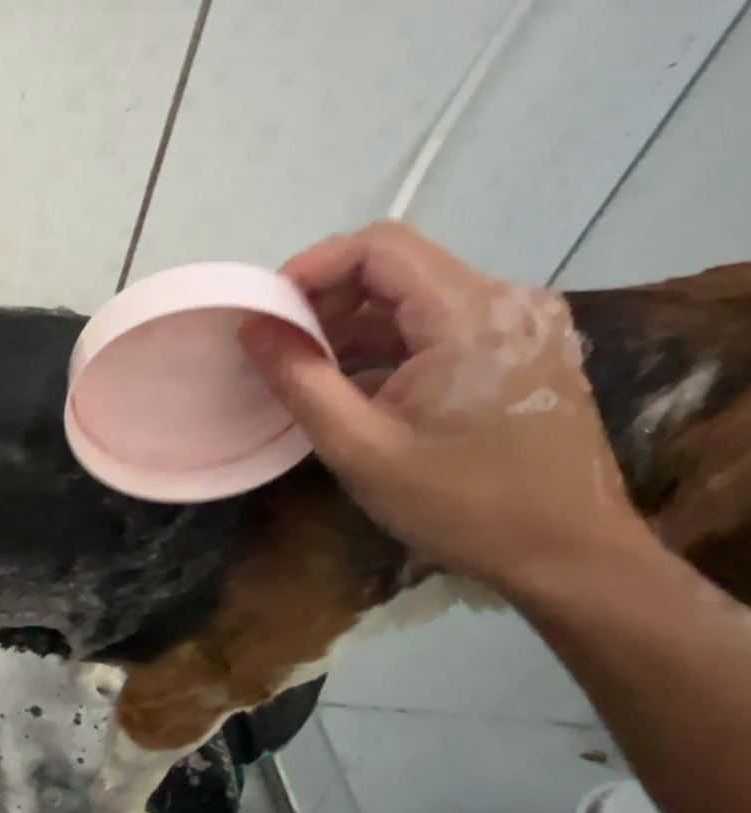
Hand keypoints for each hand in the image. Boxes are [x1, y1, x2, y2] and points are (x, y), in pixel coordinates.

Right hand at [238, 221, 652, 590]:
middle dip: (325, 298)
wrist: (568, 554)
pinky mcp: (518, 351)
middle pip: (397, 267)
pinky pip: (436, 326)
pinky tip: (353, 386)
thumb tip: (253, 329)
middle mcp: (503, 303)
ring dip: (352, 325)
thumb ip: (301, 381)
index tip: (266, 311)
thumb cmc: (461, 504)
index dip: (312, 266)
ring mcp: (518, 326)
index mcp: (470, 317)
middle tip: (277, 346)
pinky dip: (384, 344)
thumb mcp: (361, 449)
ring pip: (414, 296)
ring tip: (305, 371)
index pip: (381, 248)